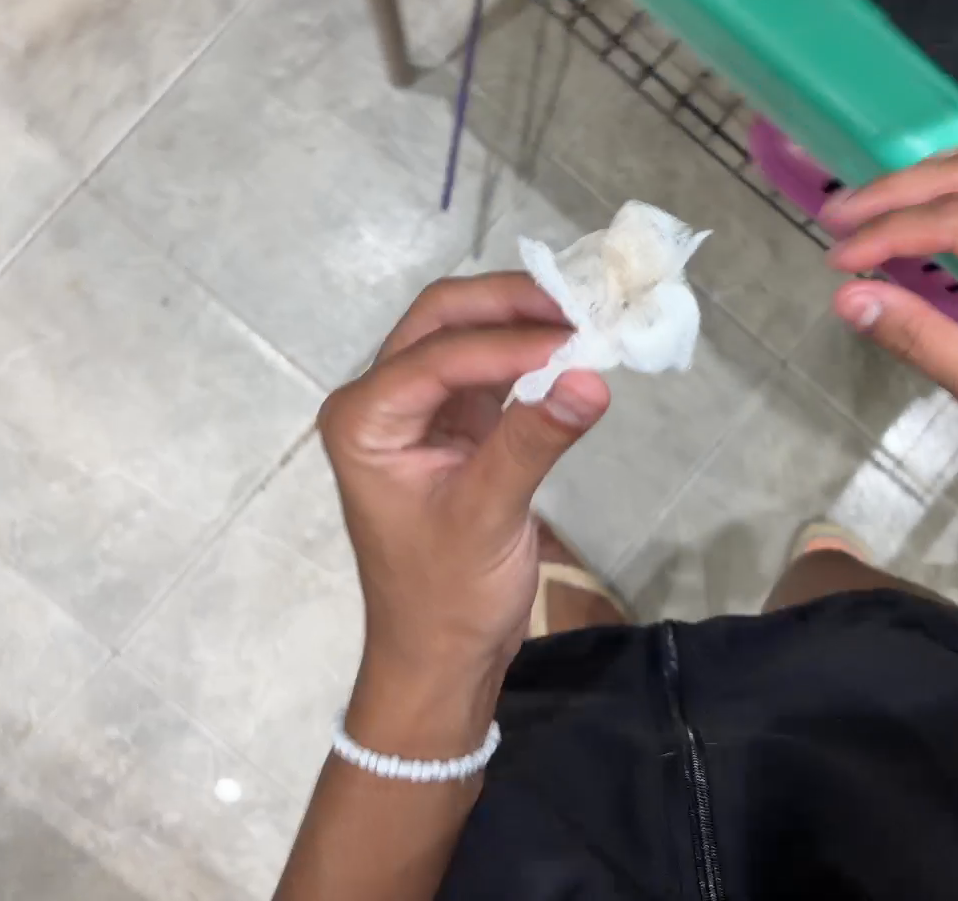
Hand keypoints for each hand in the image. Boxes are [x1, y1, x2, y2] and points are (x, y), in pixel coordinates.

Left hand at [319, 273, 610, 679]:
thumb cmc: (447, 596)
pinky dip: (528, 356)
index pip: (437, 355)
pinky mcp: (455, 423)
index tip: (577, 341)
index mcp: (365, 419)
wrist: (442, 653)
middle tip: (575, 304)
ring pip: (465, 335)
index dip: (508, 342)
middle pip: (441, 321)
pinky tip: (568, 353)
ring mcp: (418, 408)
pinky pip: (490, 369)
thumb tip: (592, 379)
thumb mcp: (488, 518)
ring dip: (520, 322)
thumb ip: (534, 442)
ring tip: (581, 319)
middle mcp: (382, 400)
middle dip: (506, 304)